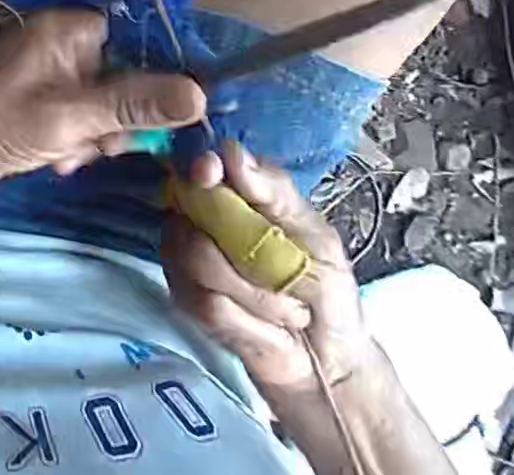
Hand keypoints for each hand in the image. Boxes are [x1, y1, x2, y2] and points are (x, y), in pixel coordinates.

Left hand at [0, 10, 204, 186]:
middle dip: (119, 117)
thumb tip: (200, 93)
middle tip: (103, 145)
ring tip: (68, 154)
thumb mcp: (70, 116)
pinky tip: (57, 158)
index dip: (161, 75)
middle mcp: (64, 40)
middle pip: (127, 74)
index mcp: (69, 27)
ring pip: (106, 101)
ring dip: (97, 134)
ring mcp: (53, 68)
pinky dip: (77, 138)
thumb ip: (133, 104)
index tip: (175, 114)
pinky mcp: (44, 95)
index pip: (139, 37)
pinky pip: (82, 113)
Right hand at [162, 141, 373, 394]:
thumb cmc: (324, 284)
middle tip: (285, 271)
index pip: (202, 164)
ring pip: (199, 258)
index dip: (202, 166)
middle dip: (247, 249)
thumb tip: (231, 154)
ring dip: (255, 292)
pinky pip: (207, 302)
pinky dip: (249, 319)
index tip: (210, 172)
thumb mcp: (316, 234)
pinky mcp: (184, 297)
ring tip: (285, 305)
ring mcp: (185, 255)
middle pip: (193, 211)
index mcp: (233, 190)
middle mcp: (199, 215)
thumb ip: (273, 191)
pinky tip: (266, 325)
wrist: (328, 358)